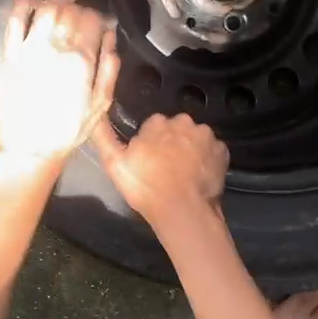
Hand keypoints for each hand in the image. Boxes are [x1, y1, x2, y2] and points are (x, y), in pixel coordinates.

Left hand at [0, 0, 119, 161]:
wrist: (29, 148)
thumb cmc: (68, 130)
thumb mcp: (100, 104)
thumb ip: (108, 68)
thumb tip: (110, 38)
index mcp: (81, 60)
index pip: (92, 20)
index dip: (98, 15)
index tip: (100, 21)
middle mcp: (55, 48)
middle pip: (70, 10)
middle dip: (79, 5)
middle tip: (82, 11)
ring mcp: (29, 48)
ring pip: (46, 8)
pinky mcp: (9, 54)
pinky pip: (15, 18)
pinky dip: (25, 4)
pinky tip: (35, 2)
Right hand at [91, 112, 228, 225]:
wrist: (183, 211)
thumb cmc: (145, 188)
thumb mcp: (114, 162)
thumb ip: (101, 133)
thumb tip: (95, 107)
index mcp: (157, 122)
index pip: (153, 125)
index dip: (150, 143)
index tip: (148, 161)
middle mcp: (183, 121)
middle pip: (175, 129)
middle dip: (171, 143)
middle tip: (165, 169)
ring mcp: (206, 136)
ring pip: (195, 138)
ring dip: (190, 150)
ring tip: (183, 175)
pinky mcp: (223, 151)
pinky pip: (212, 150)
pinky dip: (207, 160)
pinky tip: (199, 177)